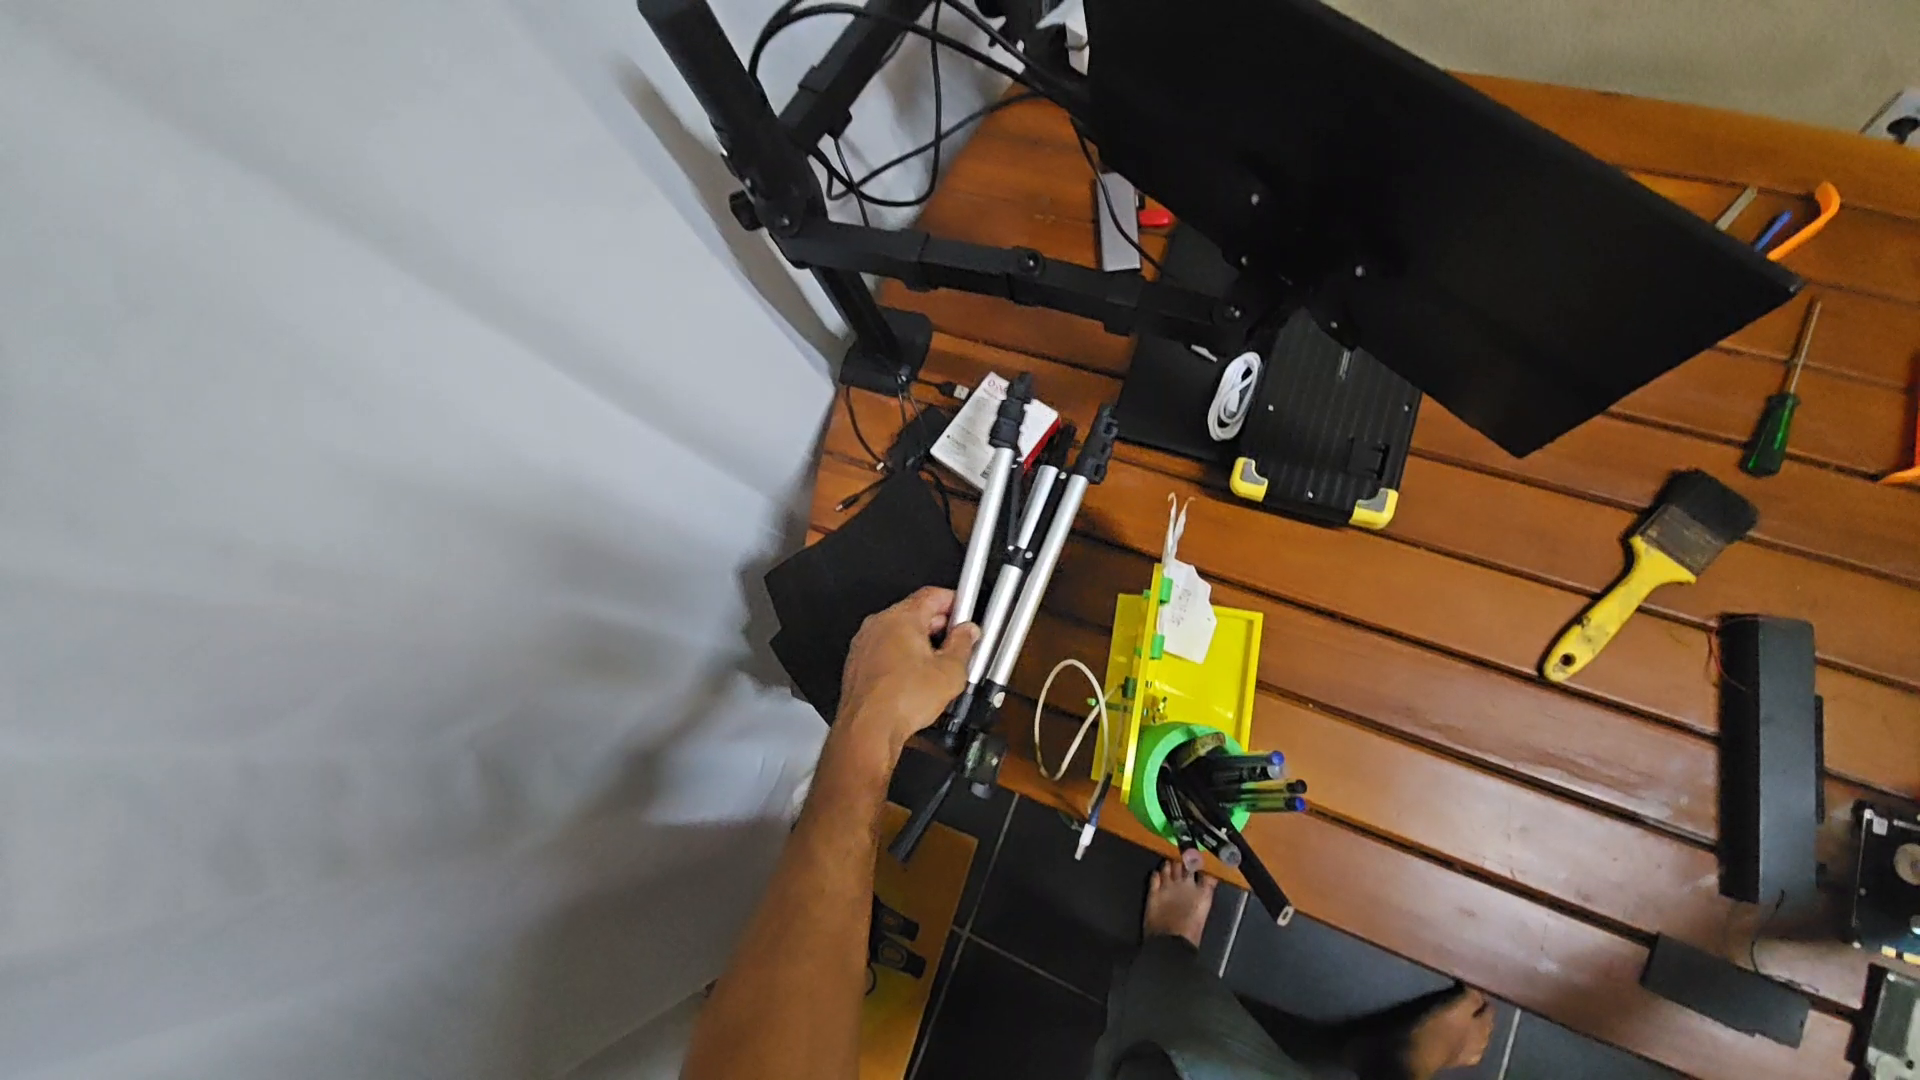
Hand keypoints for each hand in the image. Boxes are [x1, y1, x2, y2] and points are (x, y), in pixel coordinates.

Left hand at [836, 587, 979, 756]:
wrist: (868, 727)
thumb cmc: (899, 700)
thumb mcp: (950, 672)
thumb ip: (964, 645)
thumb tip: (968, 632)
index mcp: (902, 618)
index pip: (932, 594)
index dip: (954, 601)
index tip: (964, 613)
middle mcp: (879, 624)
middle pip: (915, 611)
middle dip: (939, 625)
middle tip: (957, 642)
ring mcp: (865, 642)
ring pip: (898, 630)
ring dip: (919, 641)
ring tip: (936, 665)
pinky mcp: (858, 661)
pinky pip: (884, 648)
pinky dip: (900, 655)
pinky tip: (914, 677)